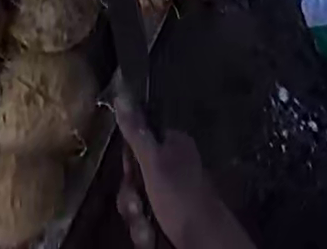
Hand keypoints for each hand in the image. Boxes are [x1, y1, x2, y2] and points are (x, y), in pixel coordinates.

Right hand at [113, 89, 257, 248]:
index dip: (129, 159)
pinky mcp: (168, 221)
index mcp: (172, 144)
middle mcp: (171, 166)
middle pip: (134, 174)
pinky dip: (145, 232)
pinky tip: (152, 239)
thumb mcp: (155, 161)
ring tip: (147, 231)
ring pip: (137, 200)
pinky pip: (144, 221)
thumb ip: (136, 131)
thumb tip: (121, 93)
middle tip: (137, 206)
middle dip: (131, 195)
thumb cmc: (181, 197)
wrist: (206, 245)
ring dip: (136, 218)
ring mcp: (170, 195)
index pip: (138, 140)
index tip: (130, 173)